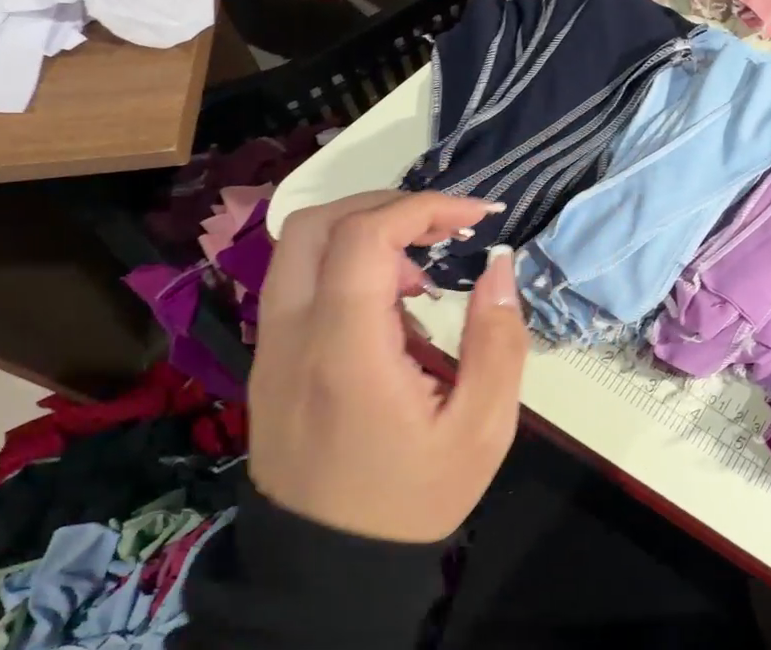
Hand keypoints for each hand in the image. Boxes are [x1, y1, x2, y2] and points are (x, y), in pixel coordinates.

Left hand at [249, 191, 530, 542]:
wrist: (329, 566)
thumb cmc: (414, 495)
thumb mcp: (483, 427)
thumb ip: (498, 339)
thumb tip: (500, 264)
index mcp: (345, 351)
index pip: (364, 236)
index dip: (425, 207)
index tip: (480, 216)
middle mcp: (293, 337)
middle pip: (317, 223)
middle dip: (390, 204)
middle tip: (449, 226)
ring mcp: (271, 348)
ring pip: (300, 248)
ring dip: (368, 232)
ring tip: (428, 267)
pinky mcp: (271, 361)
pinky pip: (301, 282)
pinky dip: (350, 264)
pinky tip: (399, 303)